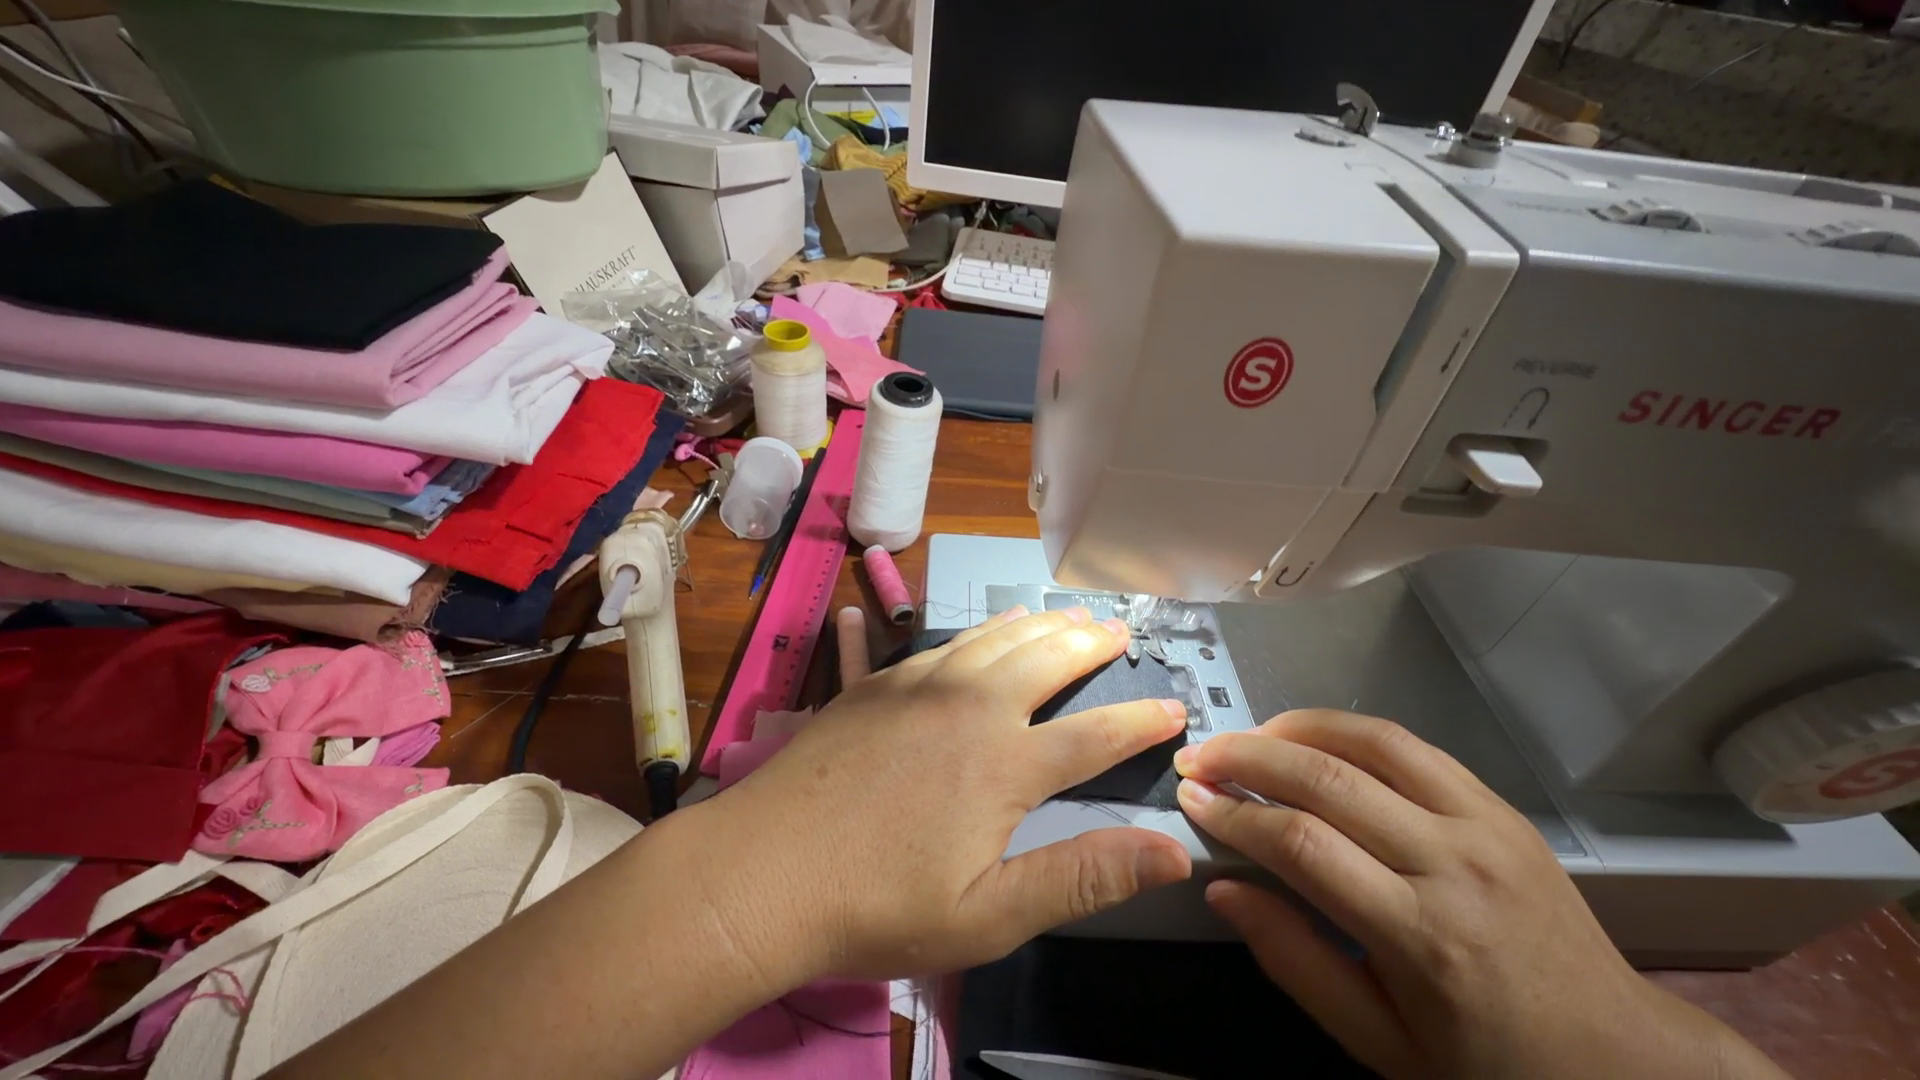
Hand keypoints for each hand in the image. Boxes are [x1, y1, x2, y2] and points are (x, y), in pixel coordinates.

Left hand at [715, 606, 1192, 980]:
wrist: (761, 873)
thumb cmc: (877, 905)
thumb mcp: (987, 916)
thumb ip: (1081, 878)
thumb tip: (1173, 853)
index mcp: (1005, 763)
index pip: (1096, 733)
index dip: (1143, 720)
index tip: (1176, 707)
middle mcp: (969, 706)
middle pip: (1047, 659)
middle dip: (1091, 643)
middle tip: (1118, 630)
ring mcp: (916, 686)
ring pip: (995, 638)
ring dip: (1040, 624)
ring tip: (1068, 616)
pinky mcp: (875, 685)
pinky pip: (935, 641)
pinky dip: (976, 628)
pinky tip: (991, 623)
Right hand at [1174, 711, 1788, 1079]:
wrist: (1616, 1054)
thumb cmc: (1485, 1061)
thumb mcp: (1379, 1041)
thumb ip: (1293, 960)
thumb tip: (1222, 889)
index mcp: (1421, 935)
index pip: (1302, 846)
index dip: (1234, 816)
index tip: (1189, 800)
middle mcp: (1454, 864)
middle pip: (1327, 781)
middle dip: (1248, 759)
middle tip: (1199, 758)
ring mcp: (1484, 824)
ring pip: (1371, 742)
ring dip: (1294, 729)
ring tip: (1246, 737)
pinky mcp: (1499, 805)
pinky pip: (1412, 746)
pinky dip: (1348, 730)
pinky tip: (1311, 738)